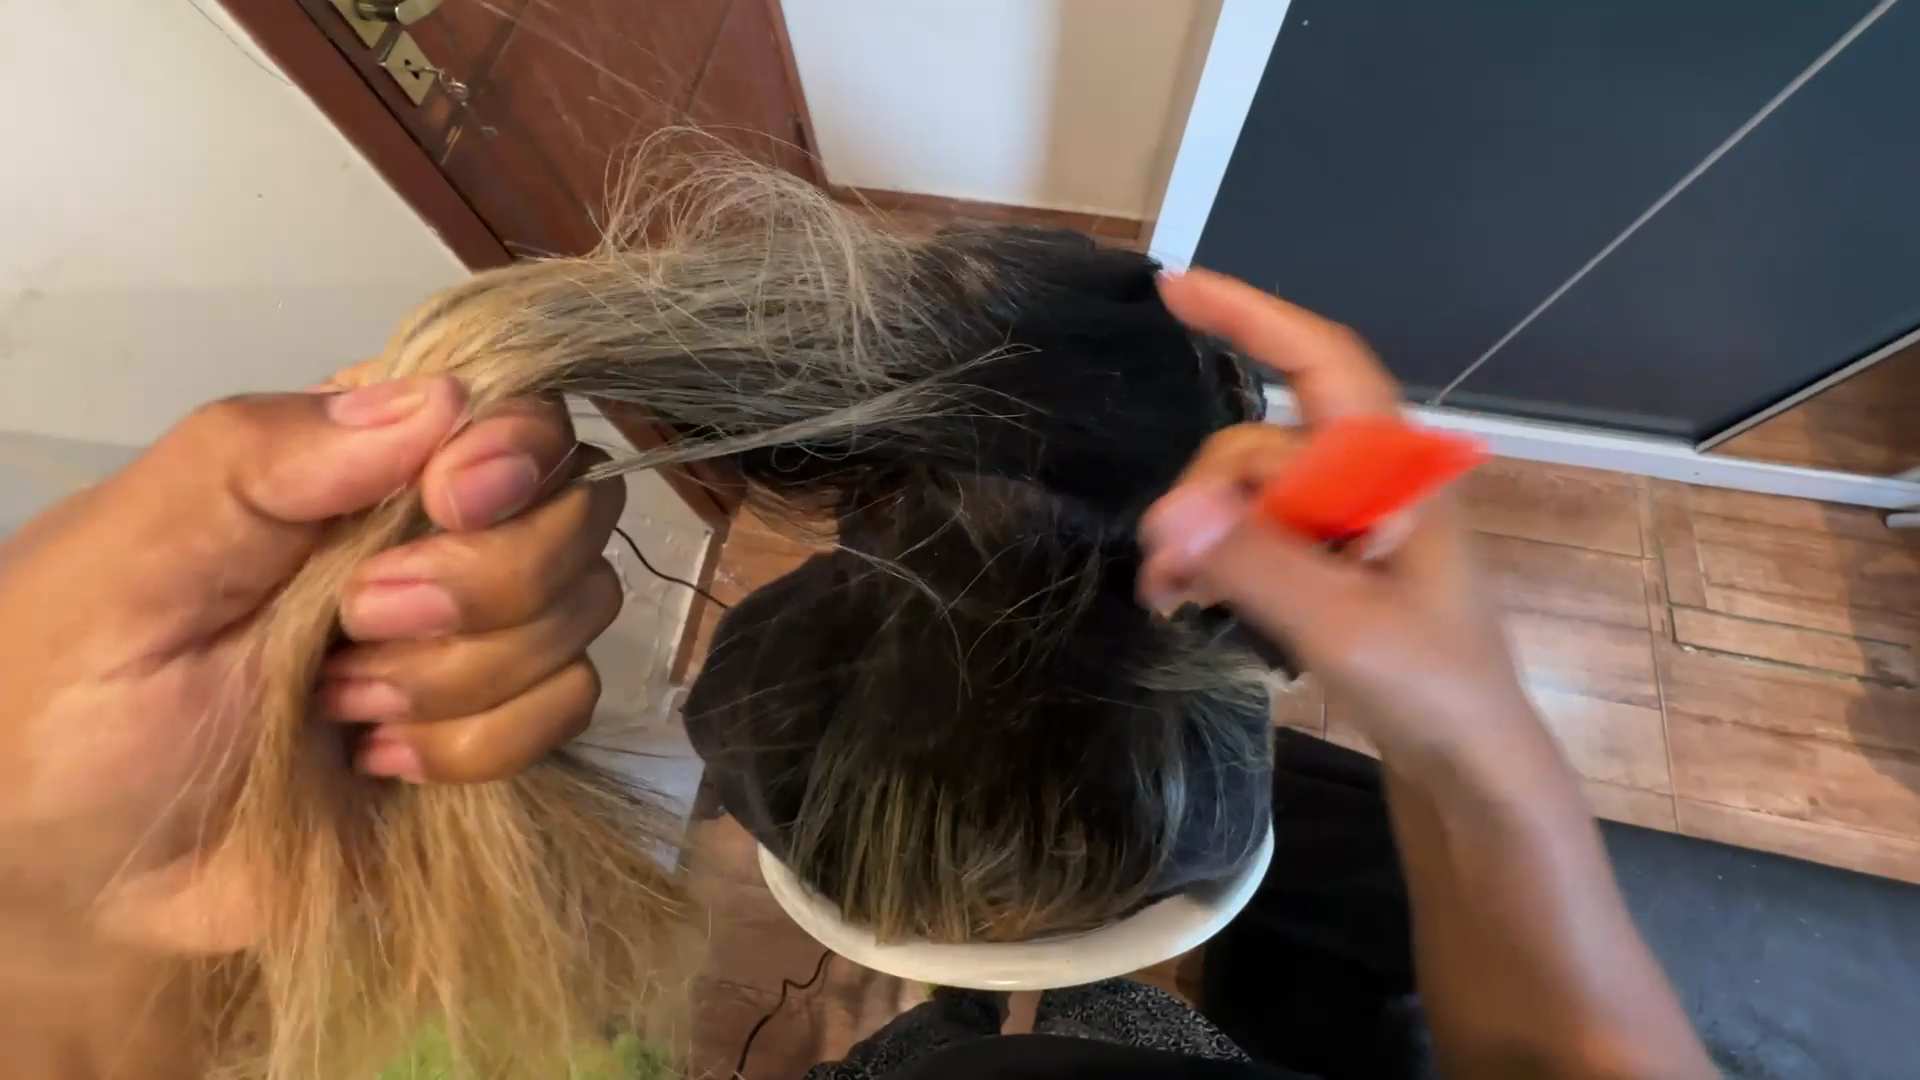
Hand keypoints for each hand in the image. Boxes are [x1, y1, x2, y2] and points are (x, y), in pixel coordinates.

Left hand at [0, 375, 623, 950]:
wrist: (100, 883)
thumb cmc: (74, 704)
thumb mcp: (125, 563)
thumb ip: (260, 457)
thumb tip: (443, 396)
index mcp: (378, 465)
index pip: (526, 411)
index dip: (520, 448)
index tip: (452, 502)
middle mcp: (467, 533)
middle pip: (584, 508)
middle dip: (488, 581)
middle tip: (361, 623)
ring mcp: (509, 625)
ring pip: (588, 606)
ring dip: (464, 674)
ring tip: (342, 705)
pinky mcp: (526, 709)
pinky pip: (574, 700)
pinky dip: (482, 743)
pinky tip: (389, 757)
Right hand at [1139, 269, 1531, 764]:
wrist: (1460, 755)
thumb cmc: (1432, 686)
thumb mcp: (1342, 625)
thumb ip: (1256, 563)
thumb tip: (1168, 511)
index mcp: (1389, 471)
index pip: (1320, 362)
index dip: (1251, 314)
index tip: (1175, 288)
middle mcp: (1357, 479)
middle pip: (1251, 449)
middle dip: (1197, 503)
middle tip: (1163, 577)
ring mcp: (1332, 519)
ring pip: (1234, 495)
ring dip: (1192, 540)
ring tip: (1166, 597)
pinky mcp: (1312, 556)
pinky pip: (1239, 532)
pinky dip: (1203, 558)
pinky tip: (1183, 596)